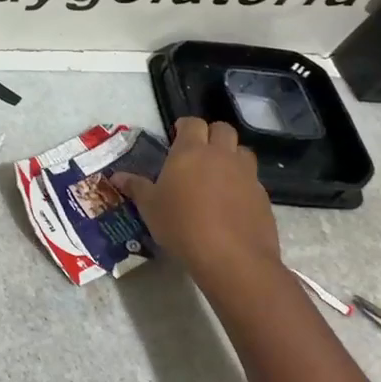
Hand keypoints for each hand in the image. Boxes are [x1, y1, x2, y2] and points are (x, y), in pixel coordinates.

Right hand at [112, 117, 281, 284]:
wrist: (232, 258)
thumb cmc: (181, 224)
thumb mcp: (150, 207)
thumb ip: (135, 187)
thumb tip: (116, 177)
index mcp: (191, 152)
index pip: (192, 123)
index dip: (184, 126)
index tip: (176, 136)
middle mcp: (222, 156)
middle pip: (223, 129)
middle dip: (211, 134)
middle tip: (197, 152)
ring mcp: (247, 176)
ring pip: (243, 152)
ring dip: (231, 156)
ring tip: (217, 174)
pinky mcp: (263, 198)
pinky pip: (252, 180)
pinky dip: (242, 183)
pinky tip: (230, 203)